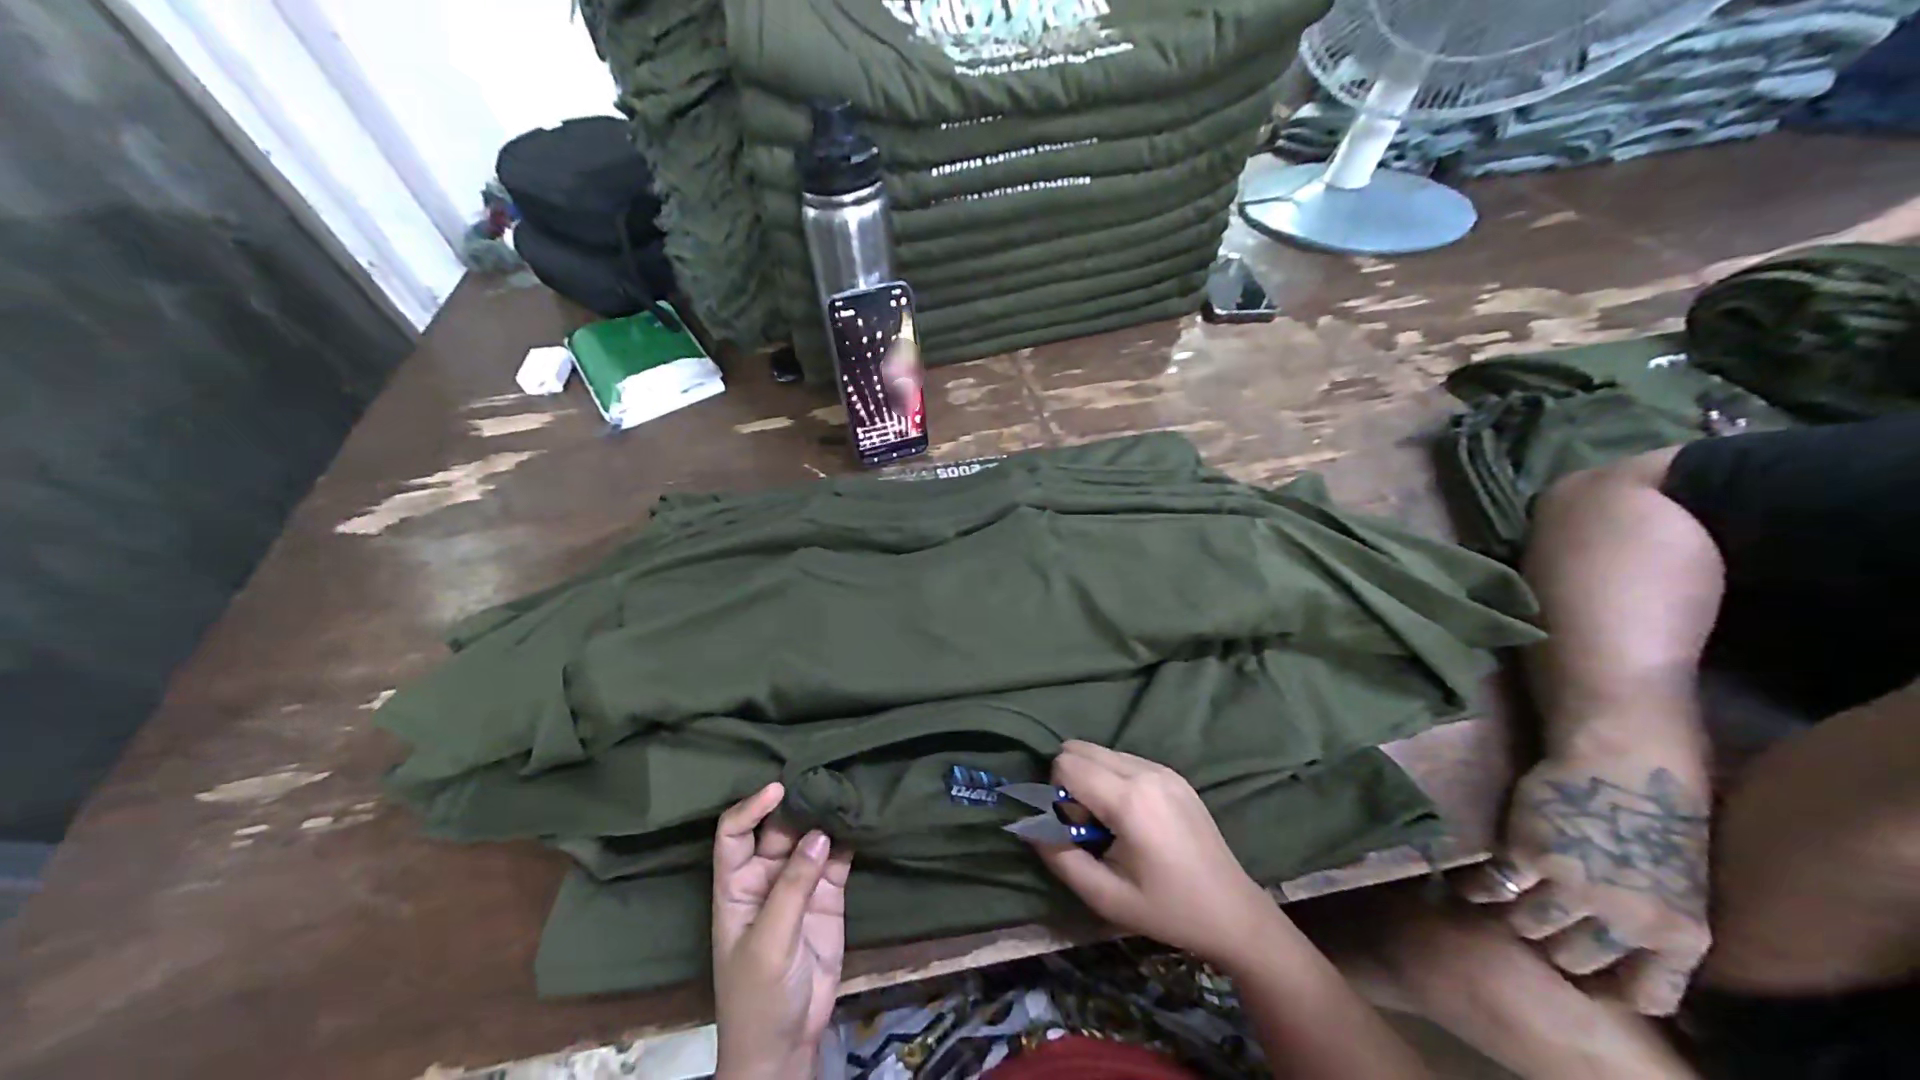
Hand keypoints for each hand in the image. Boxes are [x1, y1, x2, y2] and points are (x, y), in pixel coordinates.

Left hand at [712, 782, 853, 1079]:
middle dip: (797, 805)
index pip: (734, 834)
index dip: (751, 808)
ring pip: (811, 838)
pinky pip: (838, 858)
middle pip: (778, 830)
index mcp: (736, 886)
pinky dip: (849, 839)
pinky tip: (862, 818)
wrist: (787, 1041)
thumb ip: (792, 888)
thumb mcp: (767, 943)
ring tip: (847, 791)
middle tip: (825, 780)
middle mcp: (766, 877)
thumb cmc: (757, 995)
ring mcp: (799, 885)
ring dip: (826, 817)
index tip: (778, 788)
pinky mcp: (828, 895)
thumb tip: (819, 834)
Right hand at [1024, 741, 1281, 968]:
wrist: (1232, 911)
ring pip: (1100, 751)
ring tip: (1112, 823)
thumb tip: (1029, 825)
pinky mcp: (1173, 773)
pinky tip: (1131, 818)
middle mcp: (1146, 772)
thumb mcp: (1104, 896)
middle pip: (1079, 748)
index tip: (1077, 832)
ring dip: (1091, 779)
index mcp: (1130, 801)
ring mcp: (1163, 769)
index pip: (1066, 764)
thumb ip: (1059, 857)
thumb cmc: (1166, 910)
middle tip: (1090, 826)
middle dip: (1070, 781)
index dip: (1058, 796)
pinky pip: (1123, 759)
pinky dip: (1112, 779)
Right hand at [1458, 754, 1710, 1014]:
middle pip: (1572, 959)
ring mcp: (1574, 887)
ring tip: (1497, 905)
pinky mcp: (1528, 854)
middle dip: (1549, 946)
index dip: (1609, 990)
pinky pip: (1492, 887)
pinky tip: (1466, 885)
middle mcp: (1626, 920)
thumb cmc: (1656, 822)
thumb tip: (1612, 953)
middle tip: (1532, 928)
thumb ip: (1650, 925)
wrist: (1626, 766)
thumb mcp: (1676, 890)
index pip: (1645, 994)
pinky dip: (1474, 889)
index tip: (1585, 977)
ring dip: (1509, 916)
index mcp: (1678, 935)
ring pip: (1527, 927)